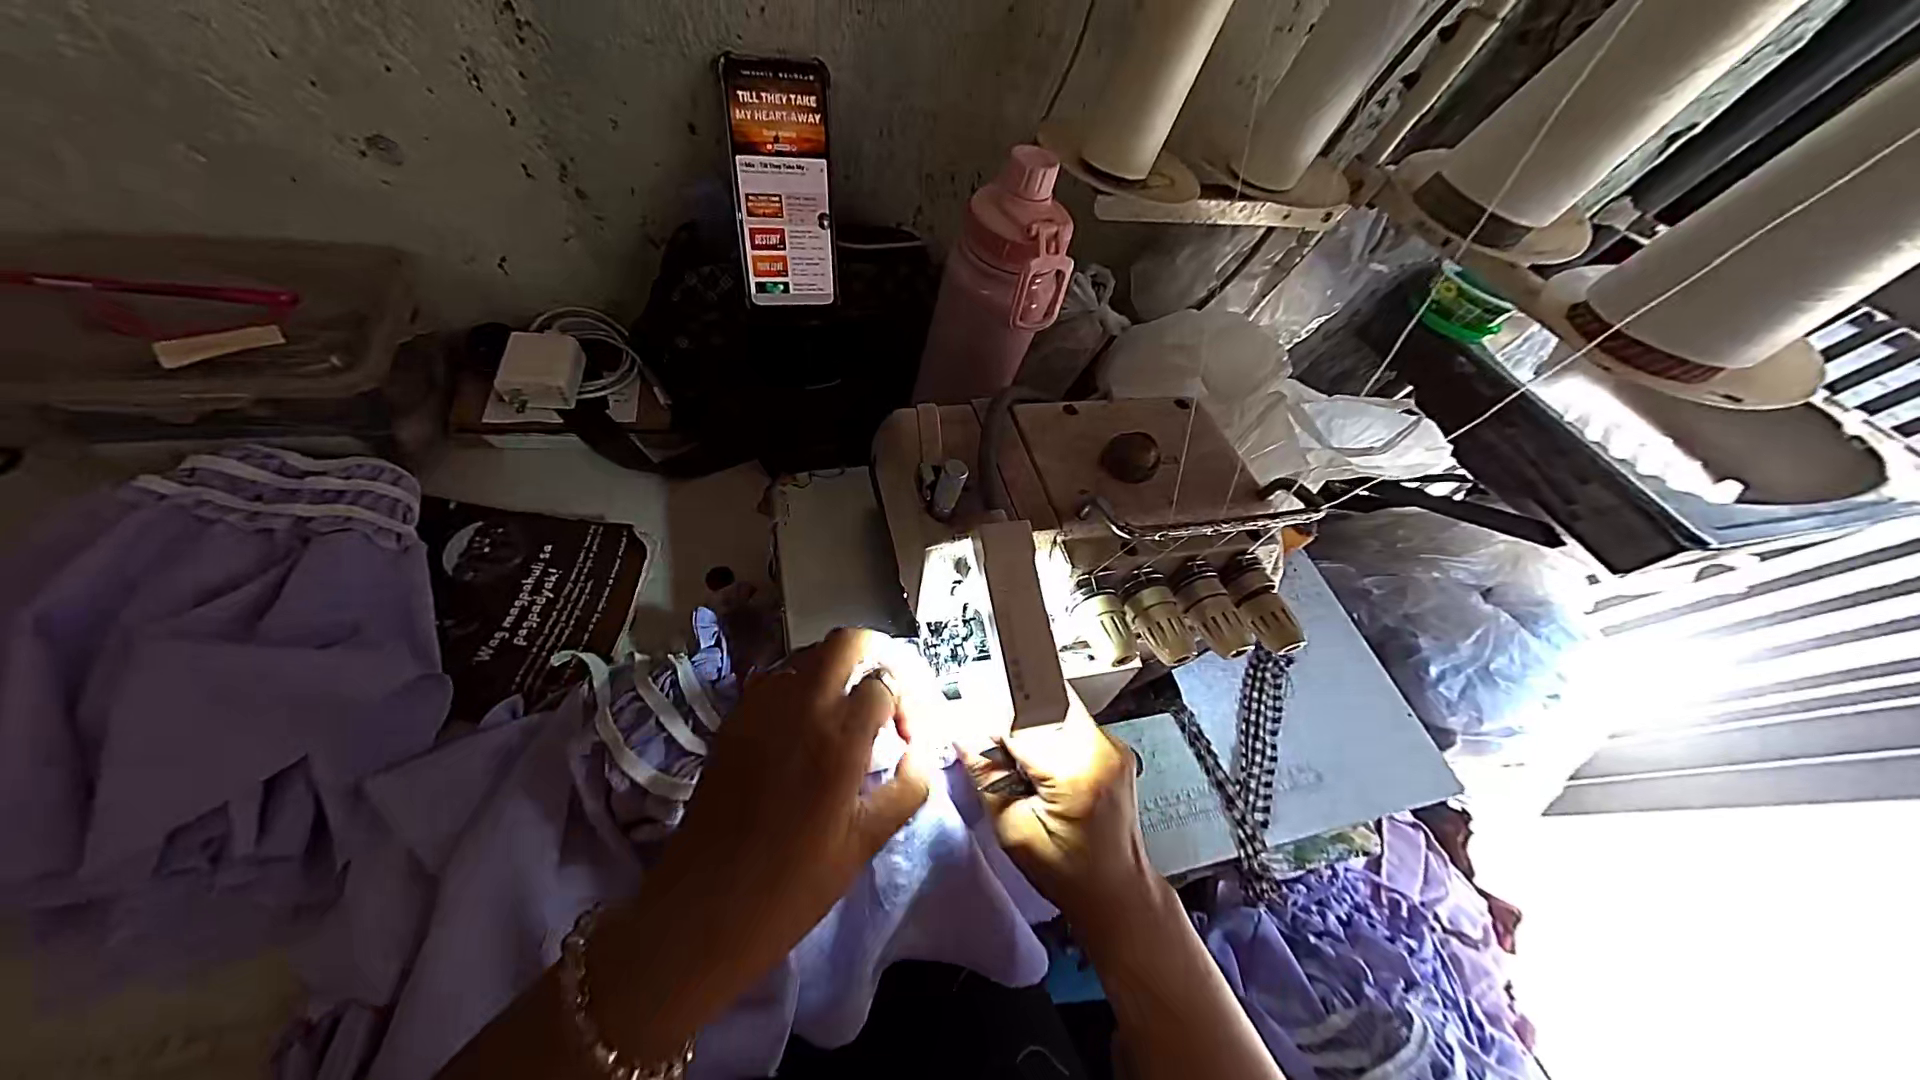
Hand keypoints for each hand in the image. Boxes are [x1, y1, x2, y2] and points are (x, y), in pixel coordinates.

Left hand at [592, 628, 931, 1056]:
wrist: (701, 912)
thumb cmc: (793, 885)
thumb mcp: (866, 842)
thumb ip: (907, 787)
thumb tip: (920, 752)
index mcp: (840, 737)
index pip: (884, 683)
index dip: (906, 705)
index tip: (905, 739)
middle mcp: (801, 707)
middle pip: (846, 642)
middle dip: (875, 657)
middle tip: (883, 700)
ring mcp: (760, 709)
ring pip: (808, 655)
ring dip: (837, 671)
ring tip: (845, 716)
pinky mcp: (733, 721)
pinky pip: (776, 680)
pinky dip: (801, 687)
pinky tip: (804, 730)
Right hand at [958, 694, 1154, 927]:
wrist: (1117, 891)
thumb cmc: (1067, 872)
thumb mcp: (1012, 829)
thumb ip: (987, 776)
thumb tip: (962, 734)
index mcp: (1076, 771)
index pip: (1021, 720)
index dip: (989, 724)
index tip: (971, 734)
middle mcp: (1101, 748)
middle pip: (1041, 702)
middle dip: (1010, 716)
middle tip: (995, 750)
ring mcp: (1111, 744)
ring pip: (1055, 705)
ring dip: (1029, 722)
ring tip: (1022, 764)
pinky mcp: (1112, 746)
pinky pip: (1069, 720)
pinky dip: (1047, 732)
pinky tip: (1042, 767)